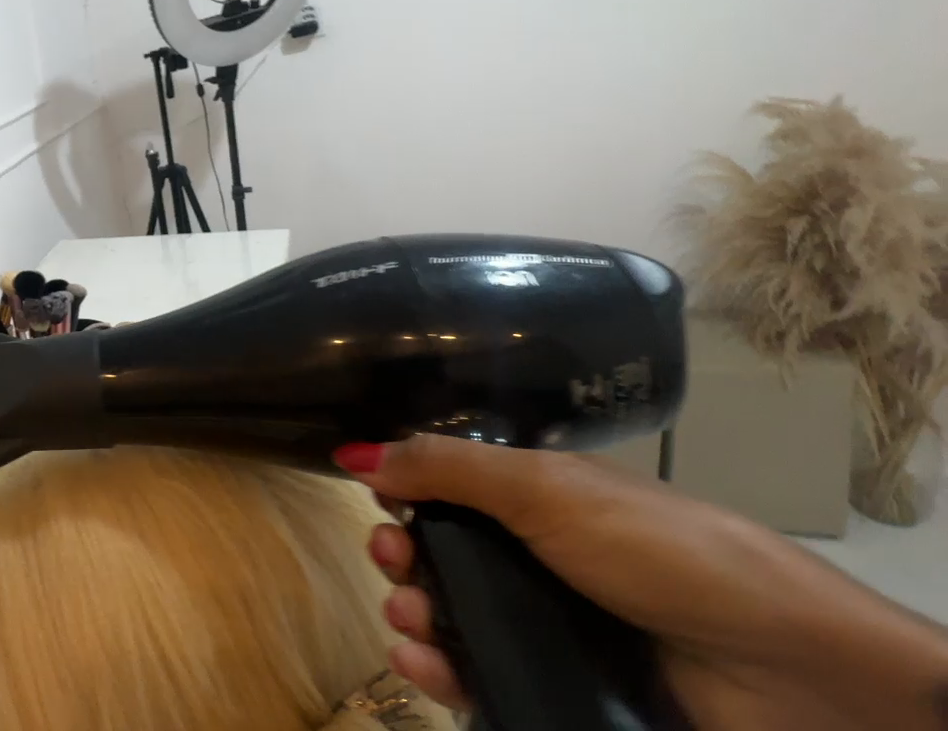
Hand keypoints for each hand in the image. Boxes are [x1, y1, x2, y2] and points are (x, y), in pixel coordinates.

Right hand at [336, 436, 947, 730]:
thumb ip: (445, 467)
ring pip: (447, 614)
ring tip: (409, 617)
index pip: (445, 489)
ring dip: (410, 610)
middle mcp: (533, 557)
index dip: (403, 491)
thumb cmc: (659, 552)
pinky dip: (436, 667)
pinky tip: (420, 661)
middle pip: (437, 552)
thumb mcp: (547, 488)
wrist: (785, 671)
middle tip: (392, 560)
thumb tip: (351, 452)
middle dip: (398, 553)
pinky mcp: (550, 684)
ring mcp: (543, 623)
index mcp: (534, 498)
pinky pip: (473, 672)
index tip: (378, 501)